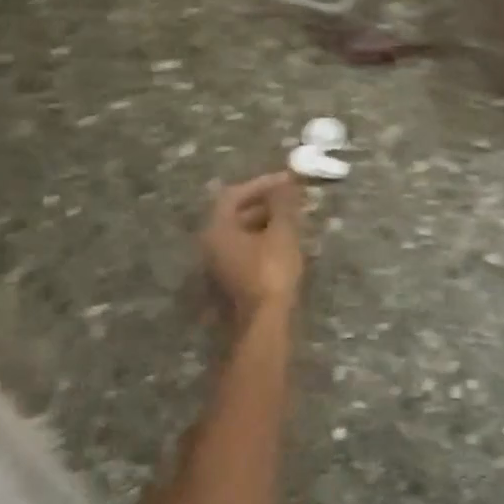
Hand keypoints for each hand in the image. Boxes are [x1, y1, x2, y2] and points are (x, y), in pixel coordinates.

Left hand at [202, 172, 304, 320]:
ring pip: (241, 235)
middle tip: (292, 200)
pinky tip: (285, 246)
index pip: (233, 195)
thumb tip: (287, 181)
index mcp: (217, 229)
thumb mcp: (281, 234)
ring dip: (265, 224)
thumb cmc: (270, 273)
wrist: (262, 323)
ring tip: (293, 221)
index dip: (260, 184)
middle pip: (235, 215)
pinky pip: (245, 252)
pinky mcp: (230, 282)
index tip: (286, 181)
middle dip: (265, 204)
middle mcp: (210, 245)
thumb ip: (283, 205)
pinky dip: (263, 242)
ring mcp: (218, 266)